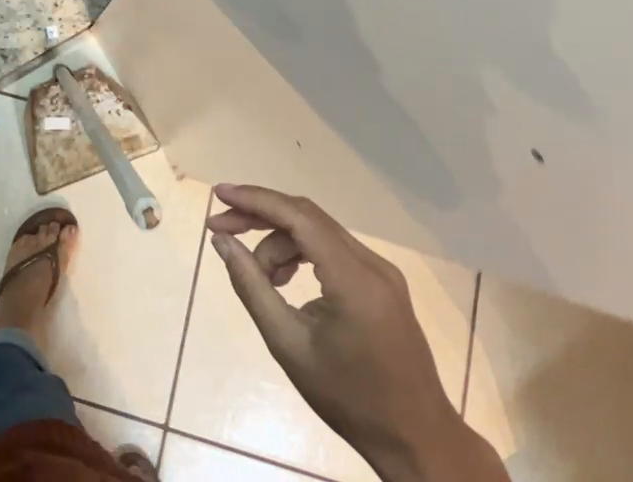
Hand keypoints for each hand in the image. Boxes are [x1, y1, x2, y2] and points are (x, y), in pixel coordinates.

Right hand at [208, 184, 506, 481]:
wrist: (415, 437)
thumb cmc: (348, 397)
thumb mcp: (288, 344)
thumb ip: (252, 286)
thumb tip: (222, 242)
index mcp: (353, 279)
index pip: (298, 217)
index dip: (254, 200)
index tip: (217, 194)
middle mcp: (372, 264)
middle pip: (306, 217)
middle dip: (259, 216)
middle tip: (220, 229)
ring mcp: (382, 272)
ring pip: (317, 232)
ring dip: (279, 242)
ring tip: (258, 276)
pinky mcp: (383, 283)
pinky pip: (333, 250)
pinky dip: (301, 255)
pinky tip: (283, 281)